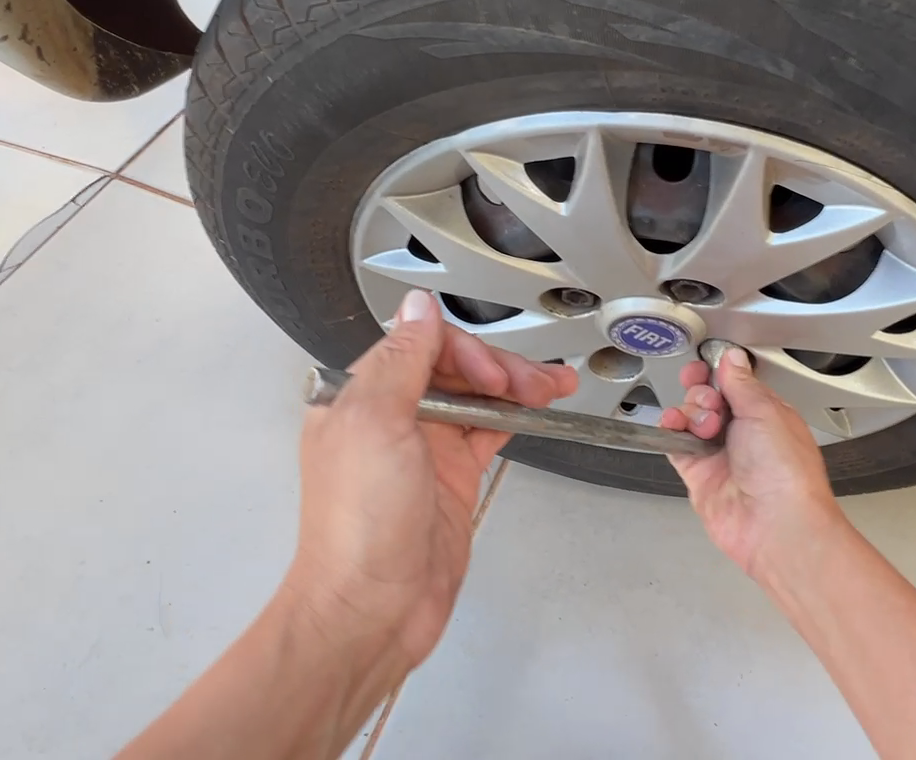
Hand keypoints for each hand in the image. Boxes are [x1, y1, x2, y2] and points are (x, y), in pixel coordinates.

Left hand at [284, 289, 576, 667]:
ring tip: (555, 386)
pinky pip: (489, 429)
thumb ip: (401, 360)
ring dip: (517, 386)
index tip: (491, 374)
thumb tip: (418, 306)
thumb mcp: (375, 423)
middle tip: (535, 382)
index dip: (464, 351)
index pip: (421, 345)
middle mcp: (393, 415)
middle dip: (499, 367)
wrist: (373, 610)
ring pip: (479, 396)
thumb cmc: (359, 524)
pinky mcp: (453, 474)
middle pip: (456, 367)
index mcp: (362, 395)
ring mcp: (426, 446)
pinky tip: (538, 407)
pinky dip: (516, 415)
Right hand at [658, 347, 848, 582]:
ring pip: (690, 417)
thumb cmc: (786, 471)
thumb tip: (732, 358)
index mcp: (765, 413)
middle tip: (707, 397)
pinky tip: (674, 424)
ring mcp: (719, 453)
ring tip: (704, 425)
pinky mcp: (698, 473)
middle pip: (708, 397)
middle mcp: (742, 433)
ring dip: (690, 410)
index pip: (734, 382)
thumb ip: (741, 382)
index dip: (718, 371)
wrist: (776, 525)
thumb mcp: (765, 410)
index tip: (707, 366)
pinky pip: (675, 443)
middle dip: (702, 390)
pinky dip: (670, 429)